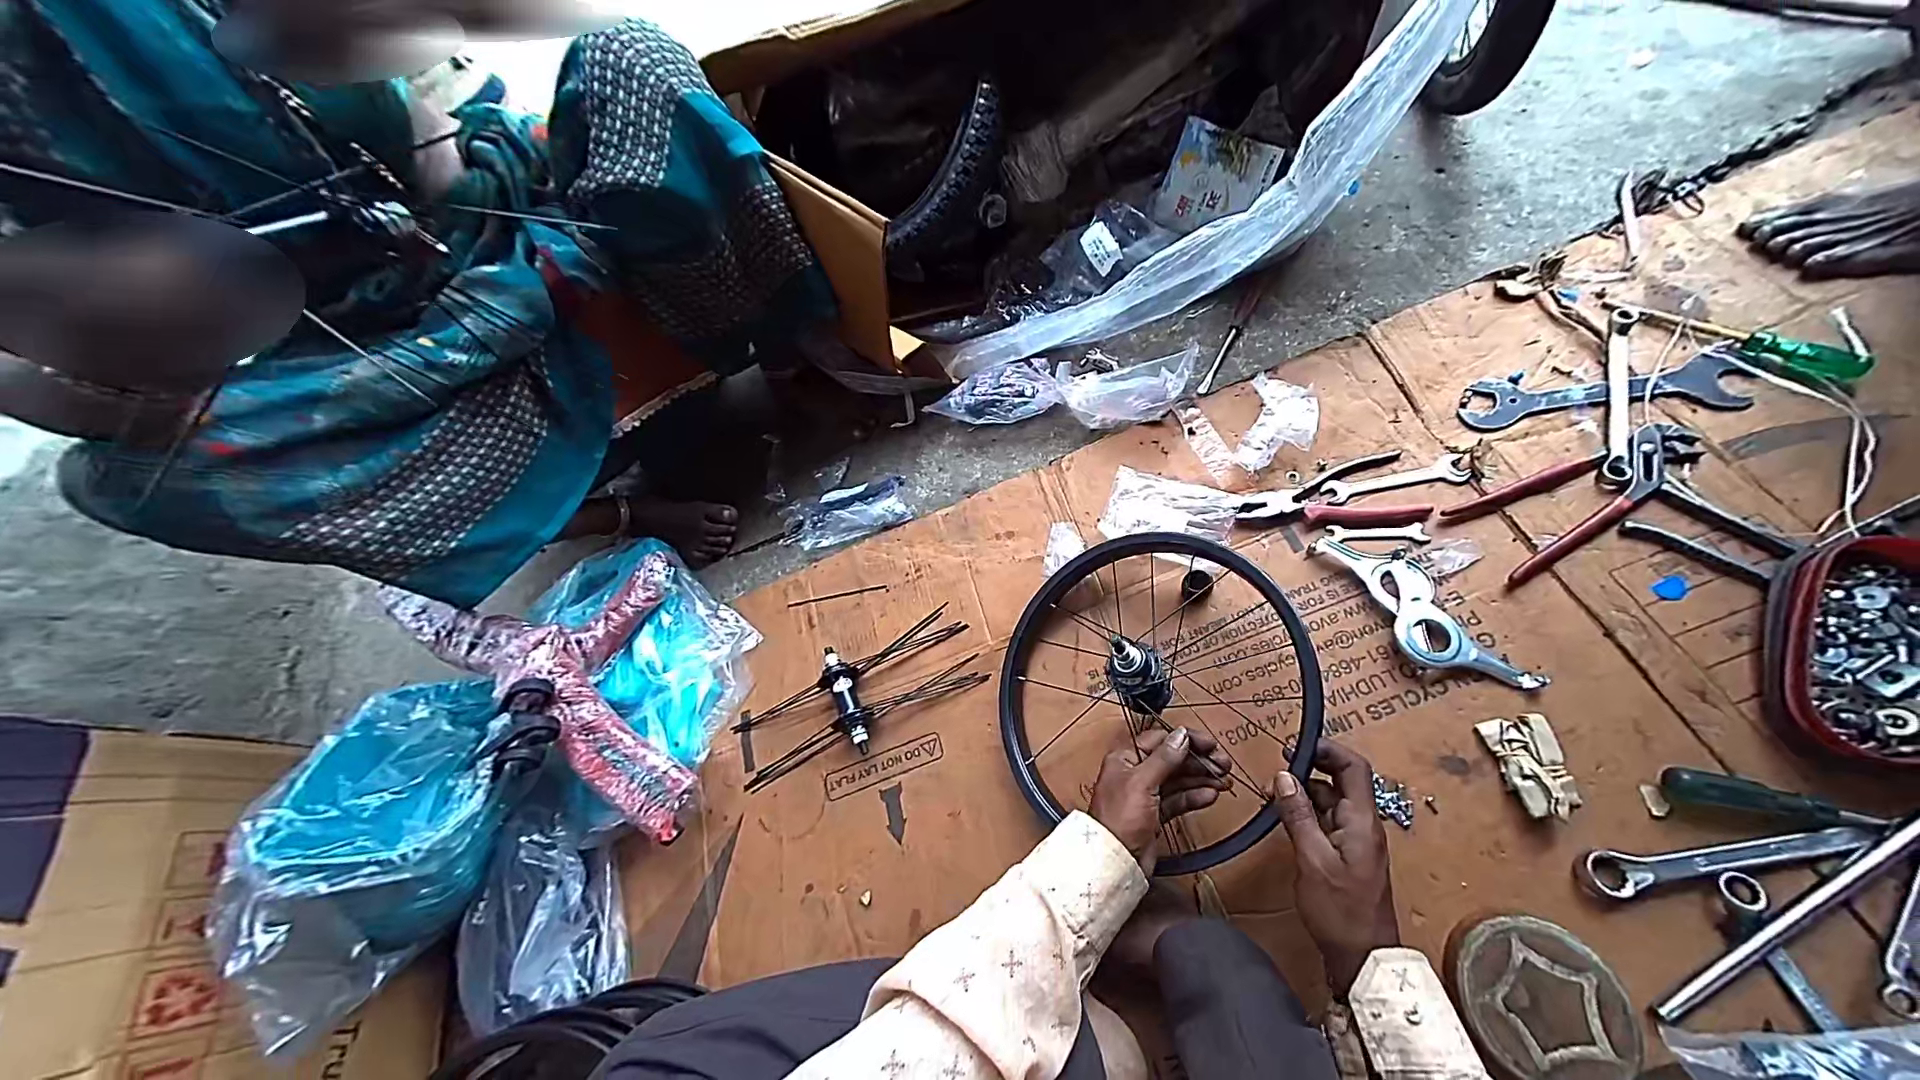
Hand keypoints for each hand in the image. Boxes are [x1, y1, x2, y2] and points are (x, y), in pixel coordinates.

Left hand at [1088, 726, 1233, 873]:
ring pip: (1178, 780)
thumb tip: (1181, 736)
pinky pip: (1178, 800)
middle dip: (1198, 760)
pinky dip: (1194, 797)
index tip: (1209, 744)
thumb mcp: (1142, 782)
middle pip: (1172, 759)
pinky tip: (1210, 795)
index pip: (1160, 739)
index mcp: (1125, 758)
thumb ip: (1164, 758)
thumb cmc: (1118, 820)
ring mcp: (1145, 794)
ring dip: (1201, 778)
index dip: (1185, 740)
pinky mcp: (1155, 814)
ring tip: (1223, 780)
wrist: (1116, 860)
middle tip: (1222, 764)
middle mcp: (1135, 773)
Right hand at [1273, 741, 1398, 997]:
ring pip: (1329, 800)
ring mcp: (1354, 840)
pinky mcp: (1344, 853)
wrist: (1362, 958)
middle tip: (1275, 769)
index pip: (1353, 768)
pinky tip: (1282, 816)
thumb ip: (1298, 815)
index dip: (1327, 749)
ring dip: (1302, 792)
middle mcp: (1362, 825)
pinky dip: (1304, 812)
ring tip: (1272, 794)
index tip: (1294, 746)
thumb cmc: (1340, 911)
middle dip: (1307, 769)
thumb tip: (1283, 776)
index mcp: (1362, 821)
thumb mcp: (1312, 859)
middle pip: (1339, 781)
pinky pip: (1325, 820)